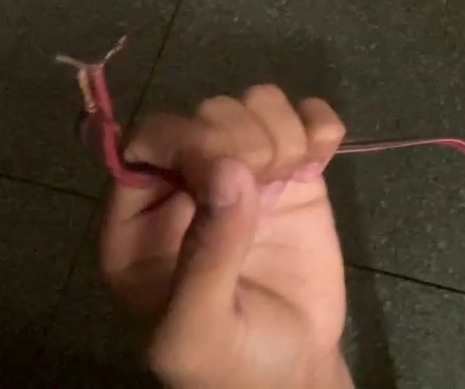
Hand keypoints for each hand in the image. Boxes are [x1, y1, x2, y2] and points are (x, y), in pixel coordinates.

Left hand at [100, 85, 351, 388]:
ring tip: (292, 176)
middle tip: (267, 186)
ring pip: (260, 102)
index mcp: (142, 223)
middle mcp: (191, 186)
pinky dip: (322, 125)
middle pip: (213, 112)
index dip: (191, 141)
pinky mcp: (301, 168)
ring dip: (285, 129)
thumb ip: (206, 253)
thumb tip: (227, 168)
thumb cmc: (230, 363)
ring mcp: (250, 173)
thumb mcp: (198, 330)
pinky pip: (310, 113)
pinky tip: (320, 162)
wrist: (297, 368)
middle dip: (247, 138)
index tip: (228, 171)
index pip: (151, 141)